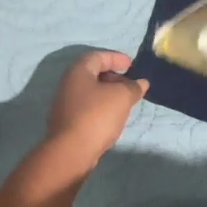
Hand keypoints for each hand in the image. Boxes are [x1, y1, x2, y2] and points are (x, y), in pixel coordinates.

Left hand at [42, 49, 147, 169]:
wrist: (71, 150)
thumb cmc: (96, 116)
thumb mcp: (121, 97)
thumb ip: (133, 87)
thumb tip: (141, 83)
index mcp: (78, 71)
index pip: (98, 56)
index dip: (117, 58)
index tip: (132, 64)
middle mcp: (68, 83)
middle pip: (93, 73)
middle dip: (114, 76)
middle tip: (131, 85)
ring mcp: (66, 103)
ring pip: (91, 92)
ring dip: (109, 93)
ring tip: (126, 102)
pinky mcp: (68, 121)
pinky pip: (88, 107)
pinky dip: (102, 106)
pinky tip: (113, 117)